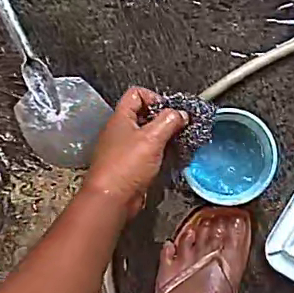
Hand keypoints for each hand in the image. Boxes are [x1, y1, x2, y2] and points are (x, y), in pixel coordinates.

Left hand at [83, 87, 185, 221]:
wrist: (112, 198)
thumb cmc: (124, 168)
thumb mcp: (152, 138)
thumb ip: (169, 121)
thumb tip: (180, 114)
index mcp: (121, 118)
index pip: (137, 94)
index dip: (155, 98)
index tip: (170, 111)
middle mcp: (121, 131)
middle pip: (146, 114)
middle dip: (165, 119)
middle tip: (178, 128)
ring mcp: (126, 148)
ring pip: (149, 134)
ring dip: (165, 138)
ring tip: (176, 144)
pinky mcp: (132, 164)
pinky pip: (149, 152)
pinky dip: (161, 153)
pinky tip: (169, 159)